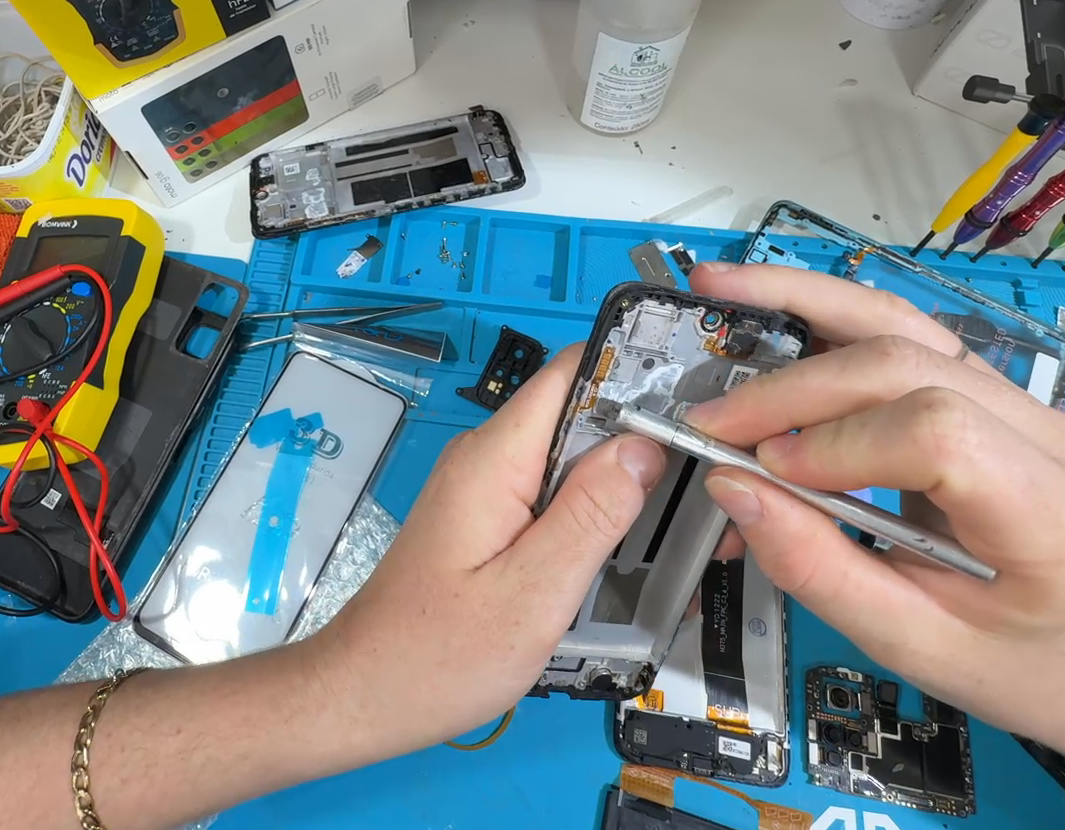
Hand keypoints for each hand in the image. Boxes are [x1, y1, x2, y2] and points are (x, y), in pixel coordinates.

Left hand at [315, 346, 665, 751]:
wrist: (367, 689)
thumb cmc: (442, 653)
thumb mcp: (532, 592)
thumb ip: (591, 515)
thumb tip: (643, 445)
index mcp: (494, 458)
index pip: (567, 375)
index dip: (628, 377)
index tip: (686, 407)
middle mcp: (486, 455)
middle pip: (571, 412)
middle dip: (633, 434)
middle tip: (696, 476)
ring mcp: (482, 483)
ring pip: (563, 452)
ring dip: (614, 476)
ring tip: (670, 515)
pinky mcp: (484, 511)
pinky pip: (545, 487)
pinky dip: (585, 504)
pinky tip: (615, 541)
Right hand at [686, 263, 1064, 753]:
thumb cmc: (1007, 662)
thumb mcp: (907, 643)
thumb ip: (815, 567)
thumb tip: (728, 484)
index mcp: (1054, 516)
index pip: (938, 434)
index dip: (836, 443)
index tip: (763, 472)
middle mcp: (1052, 434)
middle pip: (904, 363)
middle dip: (791, 388)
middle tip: (711, 421)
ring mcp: (1024, 397)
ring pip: (898, 319)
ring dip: (795, 300)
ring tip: (717, 284)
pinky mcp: (986, 382)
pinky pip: (895, 329)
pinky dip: (817, 311)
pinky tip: (766, 298)